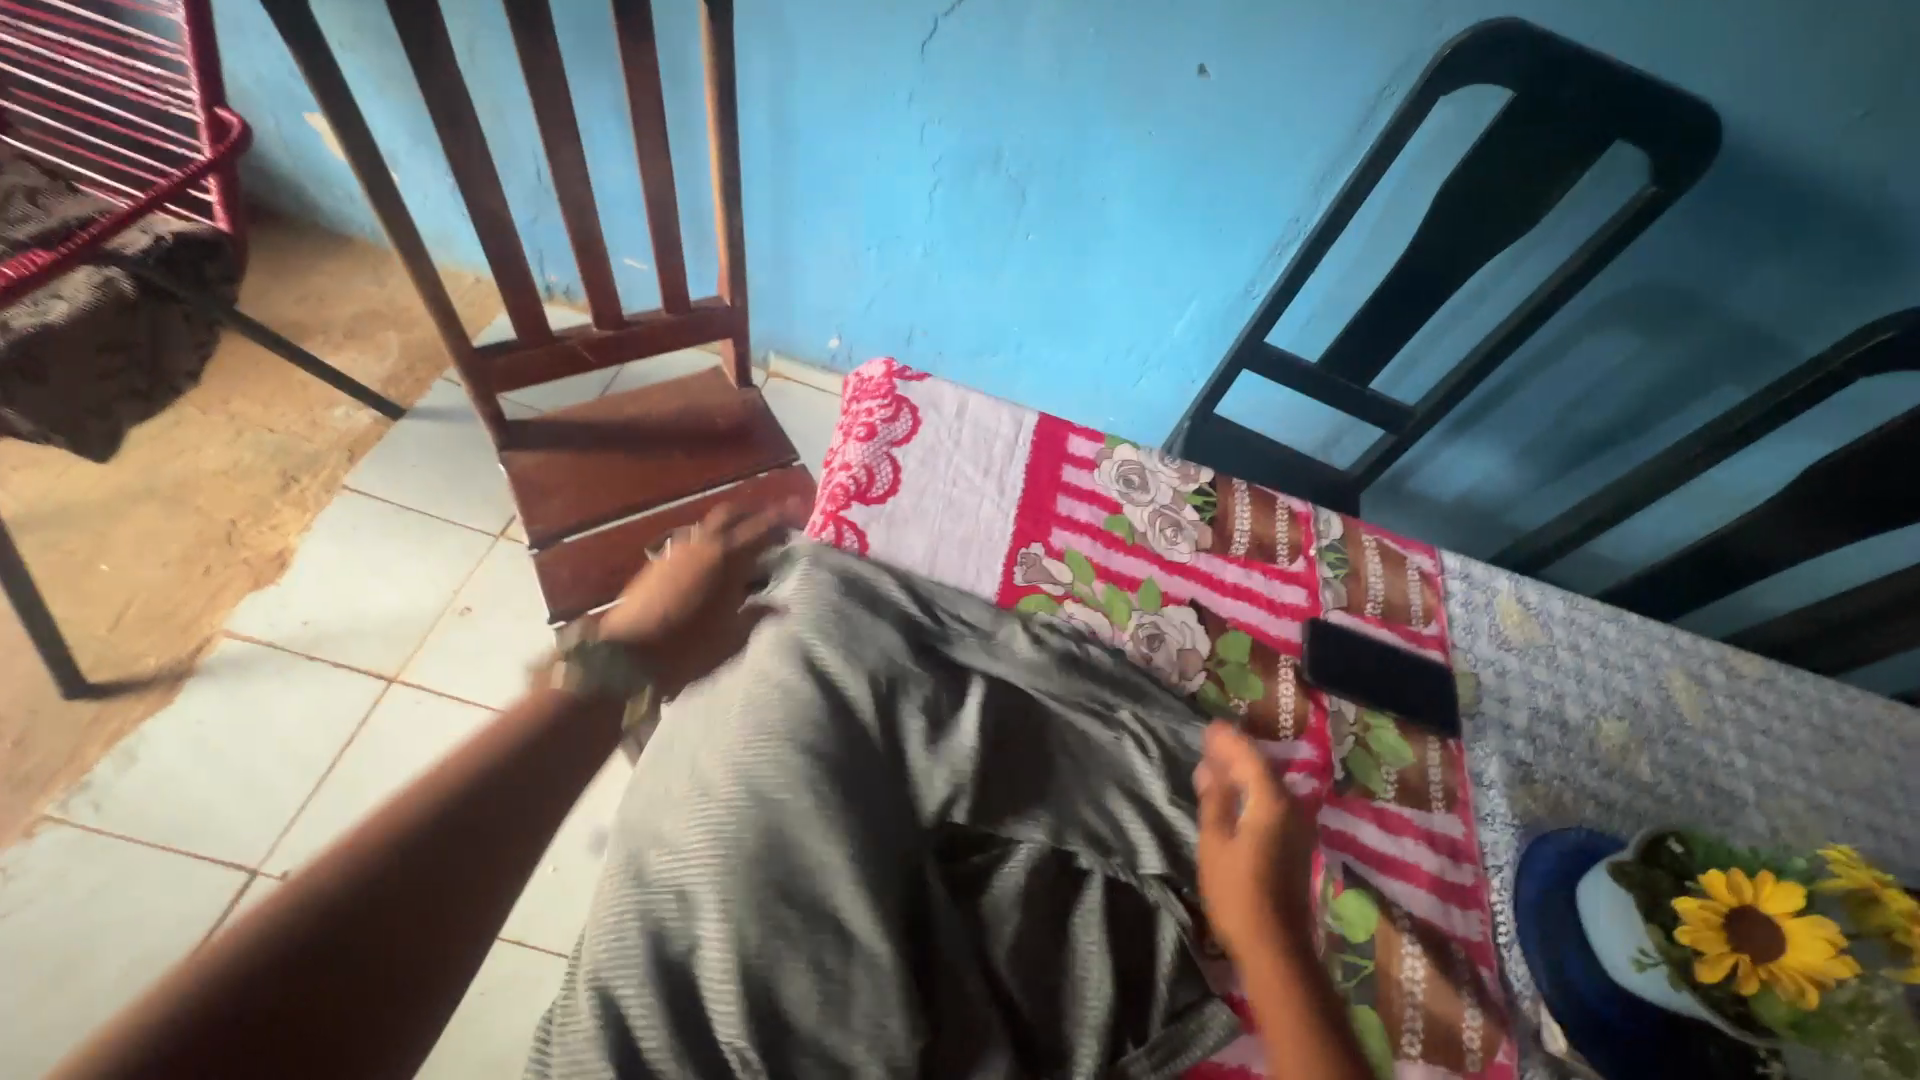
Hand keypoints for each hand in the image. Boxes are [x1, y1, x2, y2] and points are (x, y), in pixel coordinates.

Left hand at [596, 498, 804, 695]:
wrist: (626, 657)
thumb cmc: (688, 649)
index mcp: (727, 558)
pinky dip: (709, 543)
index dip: (783, 518)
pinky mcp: (658, 562)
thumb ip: (758, 615)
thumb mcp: (733, 638)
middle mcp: (703, 544)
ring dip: (729, 529)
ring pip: (709, 526)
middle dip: (754, 515)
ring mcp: (677, 550)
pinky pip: (692, 541)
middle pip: (732, 513)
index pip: (763, 527)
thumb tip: (778, 605)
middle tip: (771, 527)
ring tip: (744, 546)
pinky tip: (713, 564)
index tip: (799, 513)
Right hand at [1195, 722, 1318, 961]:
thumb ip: (1214, 800)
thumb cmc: (1237, 893)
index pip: (1249, 757)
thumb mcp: (1215, 842)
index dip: (1228, 740)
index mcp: (1272, 802)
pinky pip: (1274, 803)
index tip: (1209, 725)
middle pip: (1263, 769)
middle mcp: (1292, 808)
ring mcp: (1299, 828)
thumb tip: (1209, 768)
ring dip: (1246, 772)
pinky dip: (1254, 791)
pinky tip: (1237, 795)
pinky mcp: (1298, 846)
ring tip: (1219, 763)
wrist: (1275, 946)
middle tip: (1210, 741)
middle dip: (1237, 753)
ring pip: (1270, 786)